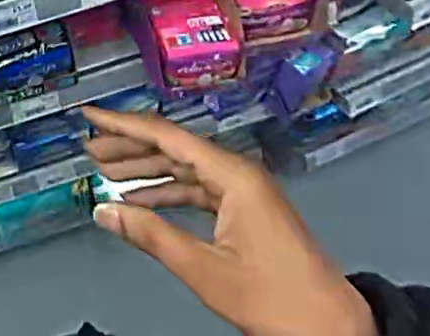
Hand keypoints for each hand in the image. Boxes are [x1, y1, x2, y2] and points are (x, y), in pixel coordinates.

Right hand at [82, 107, 373, 335]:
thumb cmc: (277, 301)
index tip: (91, 116)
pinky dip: (167, 190)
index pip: (165, 136)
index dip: (123, 124)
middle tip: (92, 151)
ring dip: (145, 170)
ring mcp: (244, 190)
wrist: (338, 335)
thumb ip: (151, 235)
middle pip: (172, 148)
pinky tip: (142, 199)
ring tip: (108, 172)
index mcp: (232, 174)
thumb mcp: (206, 270)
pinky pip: (197, 188)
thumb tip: (105, 212)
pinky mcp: (246, 209)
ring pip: (183, 167)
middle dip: (129, 148)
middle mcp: (237, 172)